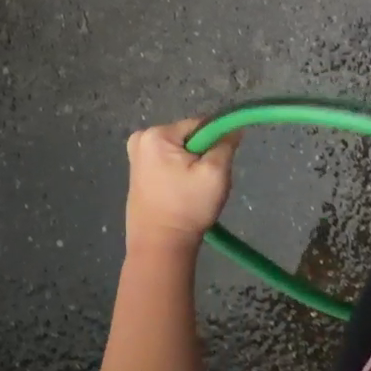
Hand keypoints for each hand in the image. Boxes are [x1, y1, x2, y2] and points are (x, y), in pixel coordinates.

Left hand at [125, 118, 238, 254]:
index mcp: (155, 135)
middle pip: (190, 137)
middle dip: (203, 154)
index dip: (216, 142)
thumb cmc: (187, 207)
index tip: (217, 166)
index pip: (201, 125)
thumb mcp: (216, 172)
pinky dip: (180, 173)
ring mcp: (136, 158)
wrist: (160, 245)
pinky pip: (170, 162)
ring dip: (193, 165)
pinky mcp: (137, 174)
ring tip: (193, 189)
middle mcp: (140, 140)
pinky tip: (182, 192)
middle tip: (205, 180)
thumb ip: (227, 144)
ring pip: (182, 150)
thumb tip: (234, 128)